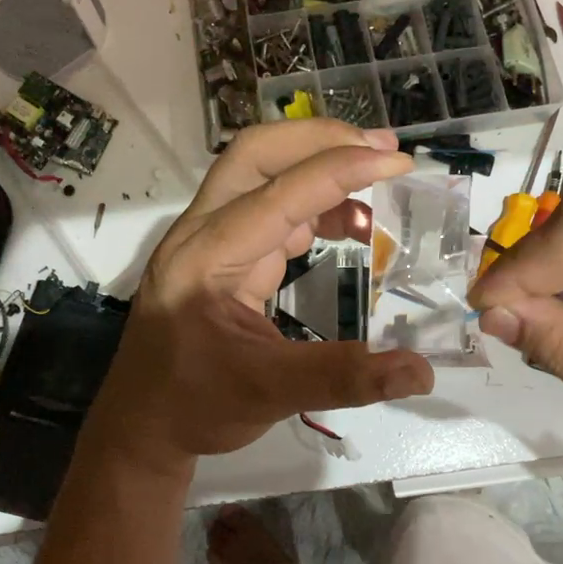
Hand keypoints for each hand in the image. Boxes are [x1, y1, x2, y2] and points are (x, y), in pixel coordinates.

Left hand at [85, 120, 434, 472]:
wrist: (141, 424)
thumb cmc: (194, 406)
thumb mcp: (269, 394)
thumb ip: (344, 378)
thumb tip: (421, 372)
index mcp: (208, 257)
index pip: (281, 193)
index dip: (343, 171)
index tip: (400, 162)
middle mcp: (203, 231)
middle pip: (257, 153)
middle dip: (321, 139)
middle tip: (383, 148)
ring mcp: (209, 237)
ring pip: (261, 171)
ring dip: (318, 165)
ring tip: (378, 178)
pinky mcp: (222, 250)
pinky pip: (268, 204)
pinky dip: (312, 201)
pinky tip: (350, 222)